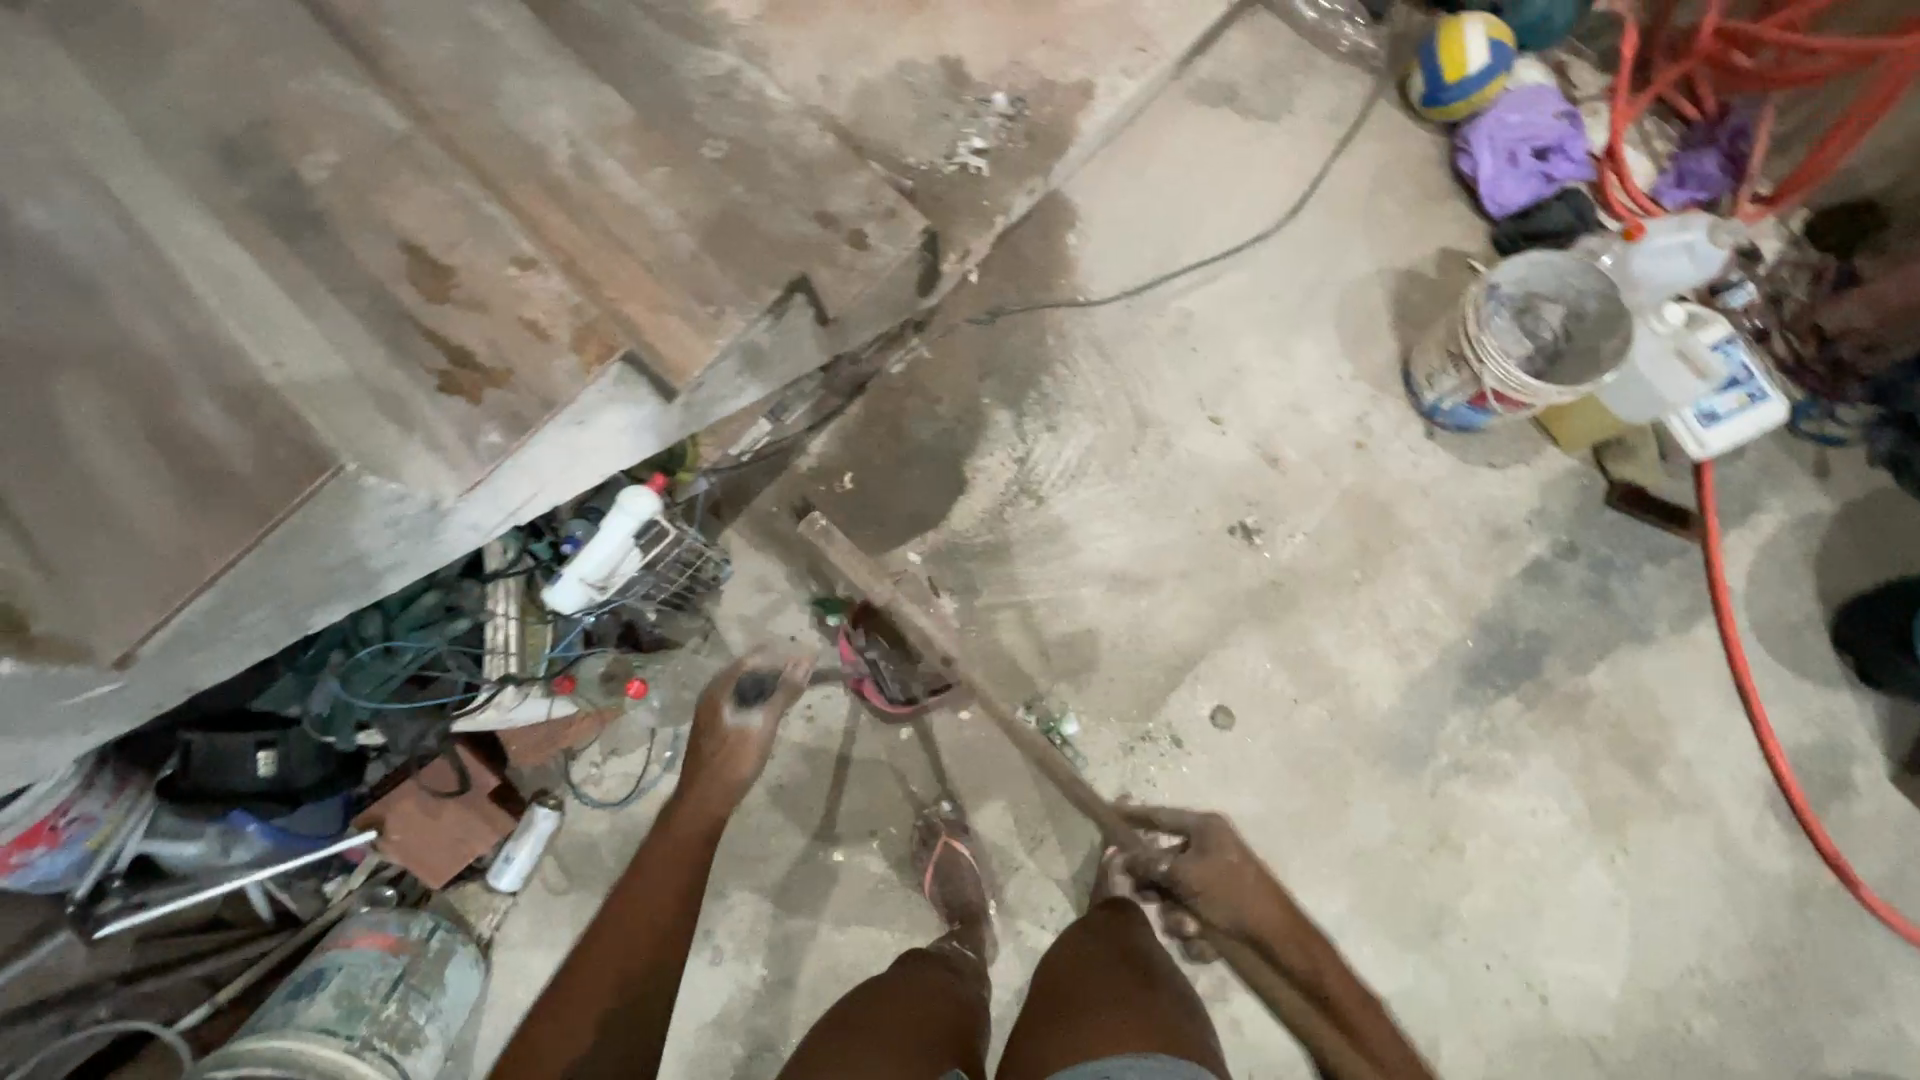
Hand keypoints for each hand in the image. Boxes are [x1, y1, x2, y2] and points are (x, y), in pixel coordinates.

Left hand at [673, 651, 814, 820]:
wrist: (705, 800)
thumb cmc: (735, 759)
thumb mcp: (763, 722)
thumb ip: (784, 691)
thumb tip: (805, 661)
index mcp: (721, 687)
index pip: (753, 658)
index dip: (780, 657)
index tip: (806, 659)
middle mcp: (714, 694)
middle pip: (748, 672)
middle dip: (776, 670)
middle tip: (805, 674)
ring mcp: (713, 713)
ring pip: (745, 690)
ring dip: (769, 687)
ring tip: (794, 690)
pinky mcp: (717, 729)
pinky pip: (742, 704)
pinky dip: (760, 702)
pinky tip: (773, 711)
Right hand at [1119, 805, 1295, 947]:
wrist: (1277, 937)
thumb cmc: (1231, 894)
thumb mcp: (1185, 875)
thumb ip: (1150, 864)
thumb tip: (1122, 858)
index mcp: (1204, 829)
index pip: (1160, 816)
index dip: (1133, 815)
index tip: (1109, 812)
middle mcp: (1207, 848)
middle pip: (1163, 861)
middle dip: (1155, 885)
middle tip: (1143, 897)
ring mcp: (1214, 879)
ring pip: (1175, 893)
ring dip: (1177, 914)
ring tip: (1190, 928)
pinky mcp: (1219, 906)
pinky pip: (1192, 913)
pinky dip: (1195, 930)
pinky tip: (1206, 941)